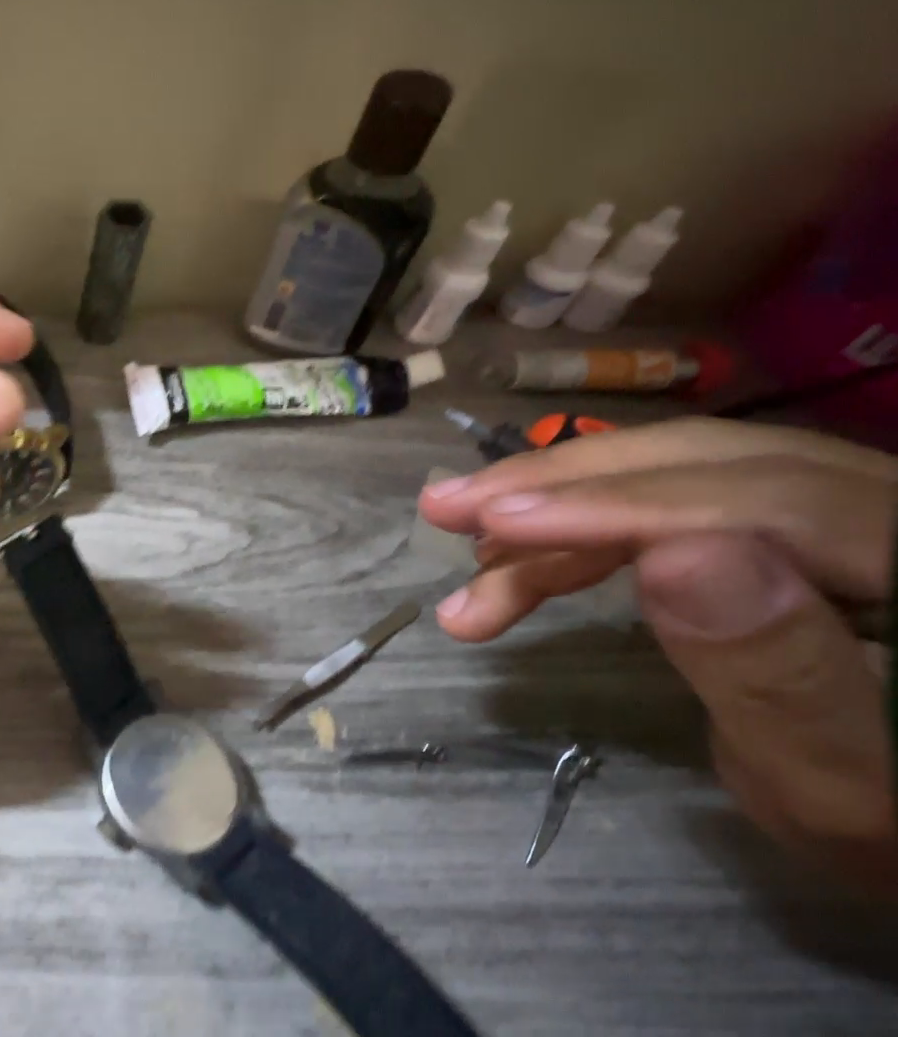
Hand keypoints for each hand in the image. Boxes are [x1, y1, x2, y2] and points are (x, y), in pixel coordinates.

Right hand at [419, 418, 897, 883]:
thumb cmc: (892, 835)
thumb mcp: (839, 791)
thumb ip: (772, 676)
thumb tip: (677, 555)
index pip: (768, 503)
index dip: (618, 507)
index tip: (489, 523)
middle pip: (713, 463)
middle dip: (563, 485)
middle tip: (446, 508)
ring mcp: (850, 508)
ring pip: (681, 472)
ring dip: (558, 507)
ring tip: (466, 548)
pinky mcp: (790, 527)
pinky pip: (675, 501)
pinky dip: (583, 532)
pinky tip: (521, 567)